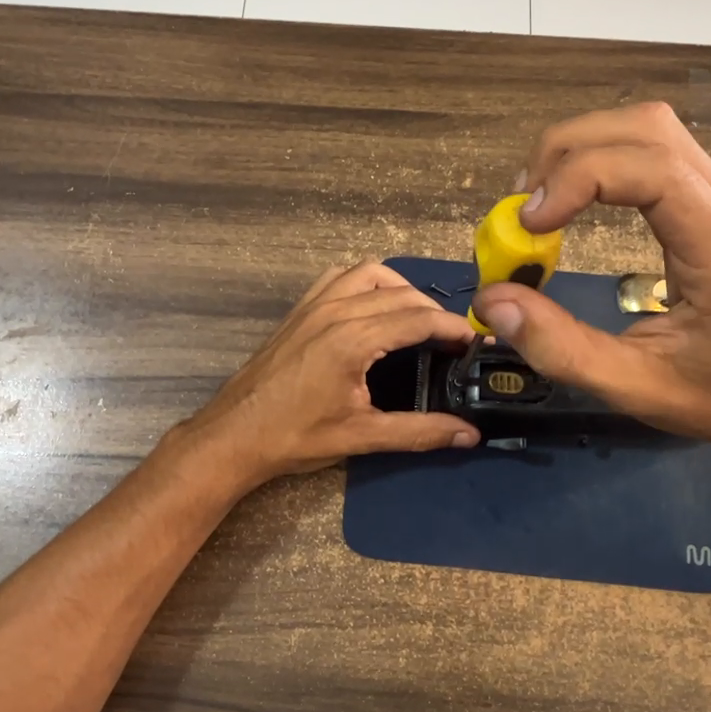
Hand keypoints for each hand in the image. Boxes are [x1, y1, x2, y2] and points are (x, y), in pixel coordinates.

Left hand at [167, 261, 480, 491]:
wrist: (234, 436)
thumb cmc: (295, 438)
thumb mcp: (362, 437)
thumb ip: (420, 432)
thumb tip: (469, 434)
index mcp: (354, 338)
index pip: (419, 318)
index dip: (454, 328)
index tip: (476, 342)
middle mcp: (336, 309)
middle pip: (401, 294)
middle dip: (434, 311)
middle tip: (452, 340)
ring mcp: (314, 304)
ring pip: (370, 274)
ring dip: (401, 289)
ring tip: (417, 319)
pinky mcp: (299, 309)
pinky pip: (340, 277)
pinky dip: (365, 283)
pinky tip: (372, 307)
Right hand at [473, 102, 710, 482]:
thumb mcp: (632, 388)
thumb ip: (560, 348)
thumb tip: (491, 300)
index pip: (655, 171)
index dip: (580, 178)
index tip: (528, 224)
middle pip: (648, 129)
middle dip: (570, 151)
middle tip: (523, 208)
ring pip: (649, 127)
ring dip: (582, 148)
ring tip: (540, 200)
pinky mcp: (707, 200)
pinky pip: (651, 150)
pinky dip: (600, 159)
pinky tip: (572, 198)